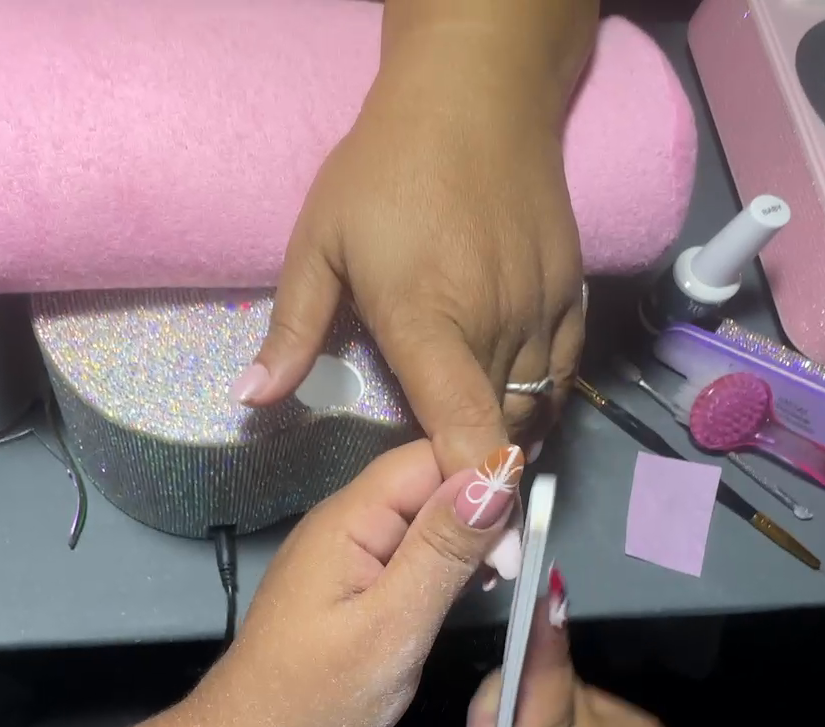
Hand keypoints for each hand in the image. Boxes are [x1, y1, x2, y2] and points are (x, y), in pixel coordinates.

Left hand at [195, 441, 524, 726]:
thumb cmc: (318, 694)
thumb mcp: (392, 626)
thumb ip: (442, 551)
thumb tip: (496, 475)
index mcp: (348, 517)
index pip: (429, 455)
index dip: (482, 481)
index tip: (514, 539)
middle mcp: (342, 518)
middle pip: (426, 481)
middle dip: (476, 512)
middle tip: (504, 572)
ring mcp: (342, 547)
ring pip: (419, 515)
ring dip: (460, 540)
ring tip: (485, 586)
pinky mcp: (346, 574)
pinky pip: (402, 546)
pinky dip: (437, 563)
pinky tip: (454, 593)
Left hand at [238, 24, 586, 475]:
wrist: (476, 92)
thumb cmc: (383, 172)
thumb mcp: (317, 246)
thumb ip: (292, 332)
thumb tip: (251, 400)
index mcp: (430, 319)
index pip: (462, 422)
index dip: (470, 484)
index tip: (471, 536)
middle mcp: (498, 322)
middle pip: (496, 429)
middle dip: (473, 472)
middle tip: (444, 503)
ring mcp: (543, 307)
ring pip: (534, 407)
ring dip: (503, 441)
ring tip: (470, 462)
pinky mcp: (573, 291)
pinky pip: (563, 374)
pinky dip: (538, 404)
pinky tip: (508, 412)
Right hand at [431, 572, 740, 726]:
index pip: (554, 710)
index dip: (544, 654)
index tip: (545, 596)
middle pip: (532, 688)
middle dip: (492, 716)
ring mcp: (631, 726)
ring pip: (551, 688)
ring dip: (519, 718)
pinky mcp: (639, 720)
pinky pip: (574, 696)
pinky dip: (550, 718)